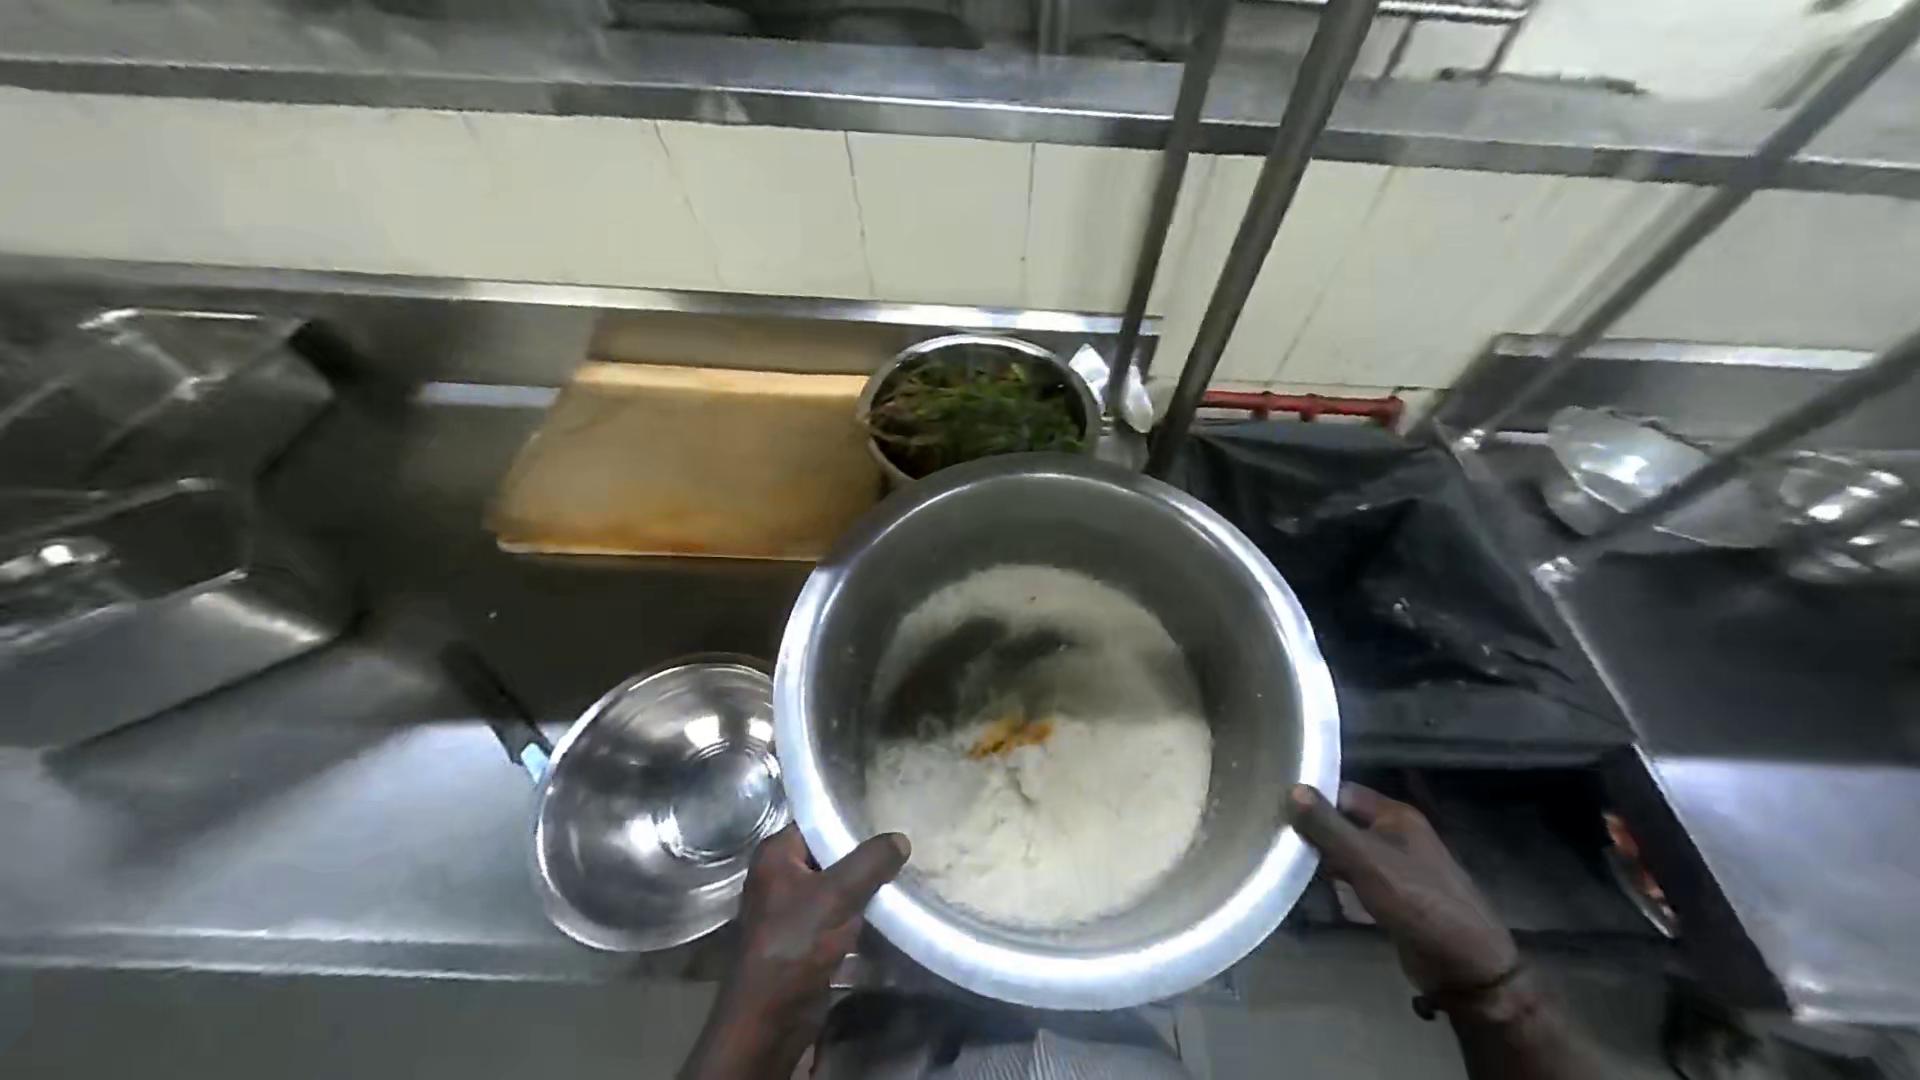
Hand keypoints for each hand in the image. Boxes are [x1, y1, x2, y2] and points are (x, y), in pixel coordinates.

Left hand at [680, 824, 908, 1079]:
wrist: (768, 1021)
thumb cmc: (795, 945)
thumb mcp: (837, 895)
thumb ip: (870, 862)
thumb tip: (900, 839)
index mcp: (776, 853)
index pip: (818, 821)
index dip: (850, 818)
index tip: (886, 817)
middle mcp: (779, 873)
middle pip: (829, 852)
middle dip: (862, 854)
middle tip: (898, 846)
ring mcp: (790, 906)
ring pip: (835, 883)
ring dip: (862, 884)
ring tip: (898, 872)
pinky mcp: (803, 935)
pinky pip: (835, 910)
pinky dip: (857, 909)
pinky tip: (885, 906)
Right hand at [1290, 783, 1517, 998]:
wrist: (1467, 970)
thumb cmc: (1417, 902)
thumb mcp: (1365, 859)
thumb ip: (1326, 825)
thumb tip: (1291, 789)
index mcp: (1396, 815)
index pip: (1341, 791)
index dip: (1312, 799)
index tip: (1279, 810)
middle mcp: (1398, 833)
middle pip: (1343, 821)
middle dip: (1315, 833)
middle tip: (1282, 842)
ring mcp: (1400, 865)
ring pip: (1349, 850)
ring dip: (1326, 860)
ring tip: (1296, 868)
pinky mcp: (1398, 894)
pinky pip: (1359, 877)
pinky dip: (1342, 883)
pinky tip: (1325, 893)